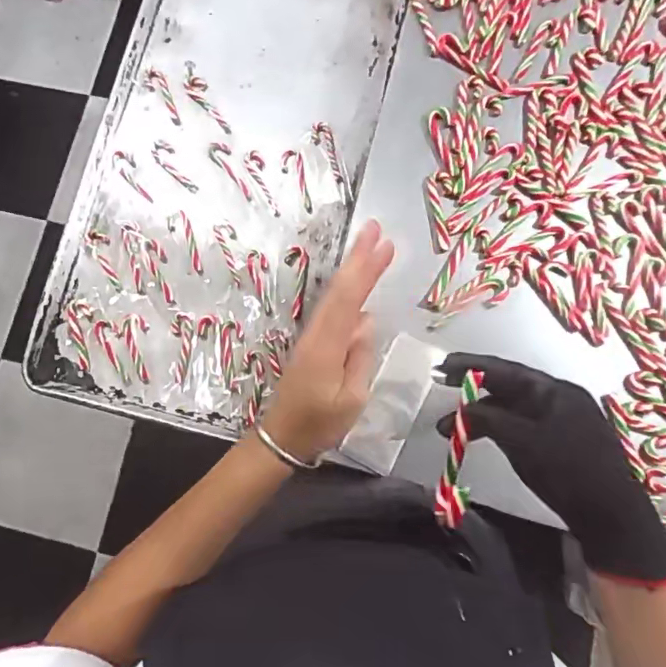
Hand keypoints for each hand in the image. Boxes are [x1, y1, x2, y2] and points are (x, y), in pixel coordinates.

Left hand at [260, 220, 395, 461]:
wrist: (283, 438)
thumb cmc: (320, 424)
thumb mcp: (352, 399)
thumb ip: (360, 358)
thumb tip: (365, 322)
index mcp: (327, 347)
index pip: (348, 300)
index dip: (365, 269)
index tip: (382, 242)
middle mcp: (316, 335)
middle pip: (338, 291)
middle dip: (357, 258)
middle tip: (375, 229)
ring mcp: (311, 339)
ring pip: (334, 299)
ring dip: (352, 272)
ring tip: (370, 247)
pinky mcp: (311, 346)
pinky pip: (332, 312)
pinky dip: (346, 293)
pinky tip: (357, 285)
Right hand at [437, 353, 665, 585]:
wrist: (609, 513)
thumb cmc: (567, 470)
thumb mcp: (522, 441)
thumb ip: (488, 419)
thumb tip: (460, 411)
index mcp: (555, 391)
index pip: (506, 370)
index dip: (471, 366)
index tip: (442, 365)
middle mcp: (559, 400)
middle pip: (509, 386)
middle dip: (473, 387)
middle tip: (442, 385)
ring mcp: (560, 422)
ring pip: (512, 408)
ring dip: (481, 413)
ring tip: (450, 426)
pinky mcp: (559, 443)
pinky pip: (520, 425)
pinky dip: (496, 428)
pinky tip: (479, 436)